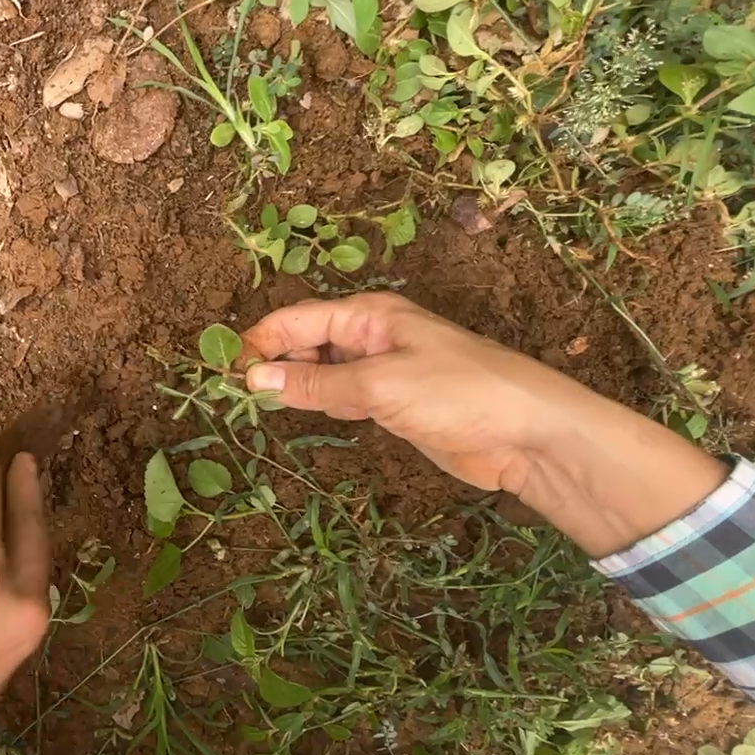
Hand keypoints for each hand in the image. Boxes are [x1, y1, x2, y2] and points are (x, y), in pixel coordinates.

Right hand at [240, 292, 726, 556]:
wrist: (530, 437)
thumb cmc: (458, 394)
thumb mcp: (377, 385)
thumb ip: (312, 384)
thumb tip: (253, 379)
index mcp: (366, 317)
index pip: (294, 321)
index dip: (258, 342)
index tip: (224, 371)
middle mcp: (368, 337)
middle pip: (301, 343)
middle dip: (270, 363)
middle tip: (236, 395)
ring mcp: (377, 369)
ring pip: (316, 371)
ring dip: (291, 385)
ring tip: (257, 405)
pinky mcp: (387, 402)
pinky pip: (336, 395)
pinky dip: (316, 402)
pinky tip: (301, 413)